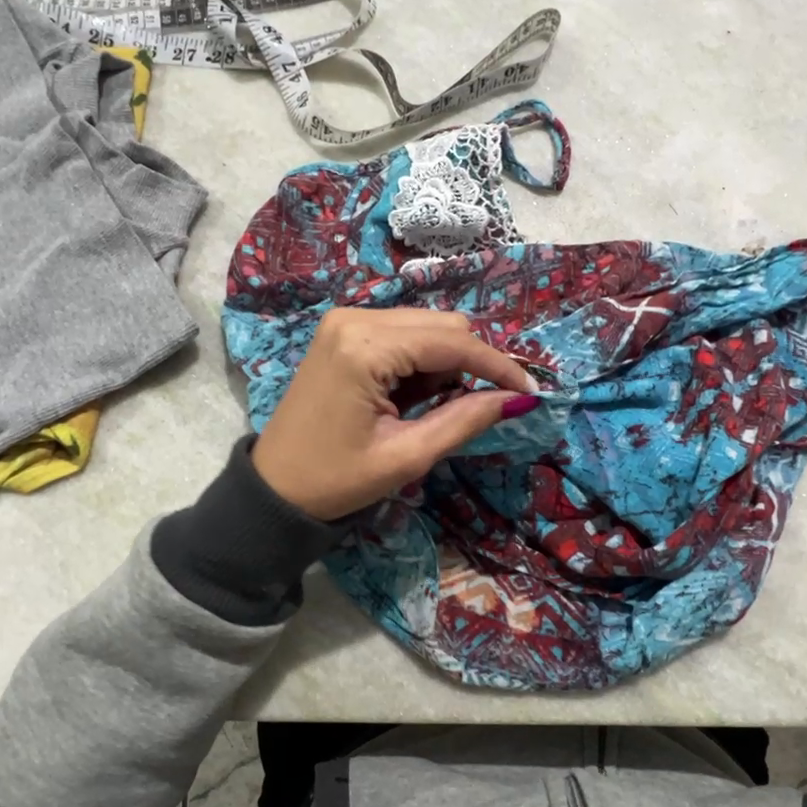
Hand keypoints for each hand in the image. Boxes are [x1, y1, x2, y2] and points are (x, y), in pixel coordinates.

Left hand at [252, 308, 540, 519]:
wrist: (274, 488)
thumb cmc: (335, 480)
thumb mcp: (406, 456)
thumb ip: (464, 420)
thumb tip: (518, 399)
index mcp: (365, 347)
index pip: (452, 342)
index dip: (498, 366)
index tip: (531, 391)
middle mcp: (355, 318)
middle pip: (442, 324)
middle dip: (472, 362)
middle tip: (485, 405)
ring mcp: (345, 321)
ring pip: (426, 326)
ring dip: (447, 362)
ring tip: (439, 408)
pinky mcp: (342, 332)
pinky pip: (402, 333)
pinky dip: (422, 360)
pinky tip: (415, 396)